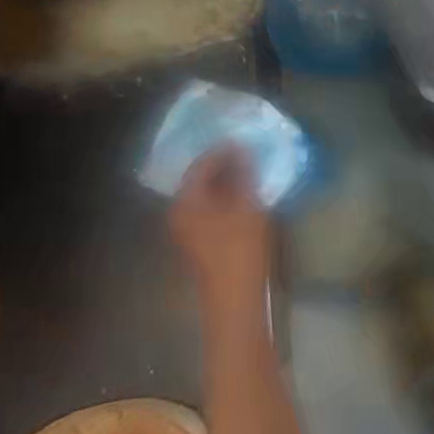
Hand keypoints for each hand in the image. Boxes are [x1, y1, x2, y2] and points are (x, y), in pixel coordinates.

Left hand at [169, 147, 270, 310]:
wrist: (236, 294)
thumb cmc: (240, 248)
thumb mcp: (247, 207)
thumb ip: (243, 175)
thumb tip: (241, 148)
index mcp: (185, 202)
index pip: (201, 166)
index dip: (222, 151)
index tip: (243, 138)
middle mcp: (180, 213)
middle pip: (201, 181)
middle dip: (225, 165)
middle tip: (250, 152)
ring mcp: (189, 228)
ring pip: (209, 195)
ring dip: (229, 182)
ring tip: (253, 171)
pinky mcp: (202, 240)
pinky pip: (213, 208)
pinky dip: (229, 197)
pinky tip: (248, 195)